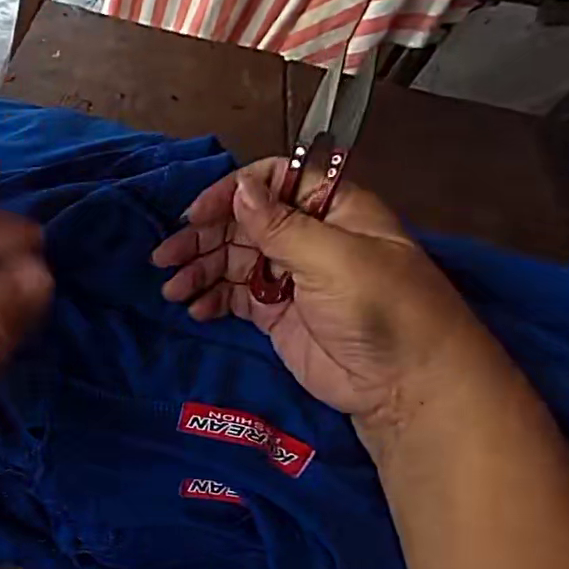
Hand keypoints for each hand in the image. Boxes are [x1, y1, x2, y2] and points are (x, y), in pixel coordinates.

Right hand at [150, 159, 501, 438]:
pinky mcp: (274, 314)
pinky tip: (197, 310)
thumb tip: (239, 188)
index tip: (195, 216)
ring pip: (231, 261)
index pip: (273, 182)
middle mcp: (305, 237)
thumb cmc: (382, 310)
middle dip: (202, 238)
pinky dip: (211, 301)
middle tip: (165, 259)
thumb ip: (280, 225)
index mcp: (330, 210)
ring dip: (199, 272)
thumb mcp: (334, 259)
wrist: (403, 386)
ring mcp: (288, 277)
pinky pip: (233, 297)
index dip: (231, 193)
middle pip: (242, 224)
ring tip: (173, 291)